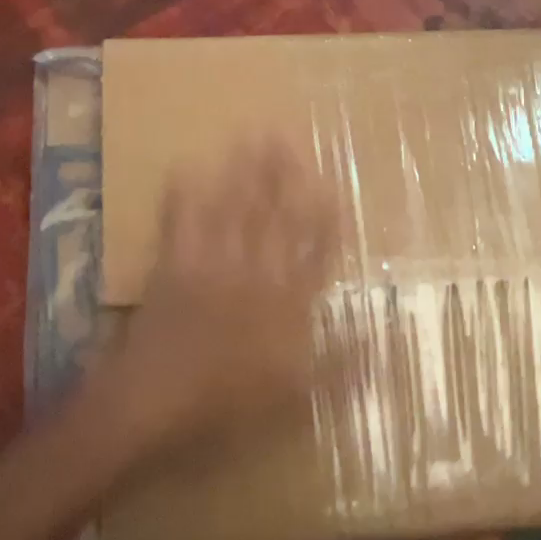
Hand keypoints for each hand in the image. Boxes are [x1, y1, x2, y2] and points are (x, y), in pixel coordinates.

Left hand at [94, 137, 340, 448]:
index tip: (331, 187)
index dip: (324, 219)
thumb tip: (382, 346)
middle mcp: (255, 274)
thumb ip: (340, 368)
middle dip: (284, 176)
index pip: (315, 252)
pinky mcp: (174, 264)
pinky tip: (188, 165)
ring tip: (252, 136)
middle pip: (276, 217)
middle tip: (287, 136)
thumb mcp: (295, 395)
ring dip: (243, 172)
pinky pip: (182, 220)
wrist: (158, 400)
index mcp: (288, 304)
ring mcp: (213, 264)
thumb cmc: (228, 402)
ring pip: (235, 208)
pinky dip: (185, 192)